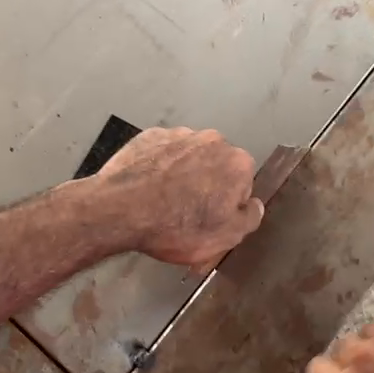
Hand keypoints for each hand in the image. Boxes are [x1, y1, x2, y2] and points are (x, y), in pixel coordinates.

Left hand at [89, 127, 263, 267]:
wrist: (120, 210)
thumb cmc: (177, 226)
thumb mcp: (226, 238)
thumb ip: (250, 218)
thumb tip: (254, 205)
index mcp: (237, 163)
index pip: (243, 184)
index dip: (228, 204)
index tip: (211, 219)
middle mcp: (213, 140)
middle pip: (217, 165)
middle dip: (207, 184)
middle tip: (187, 212)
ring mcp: (179, 134)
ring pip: (189, 157)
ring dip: (183, 174)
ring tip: (164, 201)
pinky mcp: (150, 136)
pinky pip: (162, 152)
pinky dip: (159, 166)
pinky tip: (147, 188)